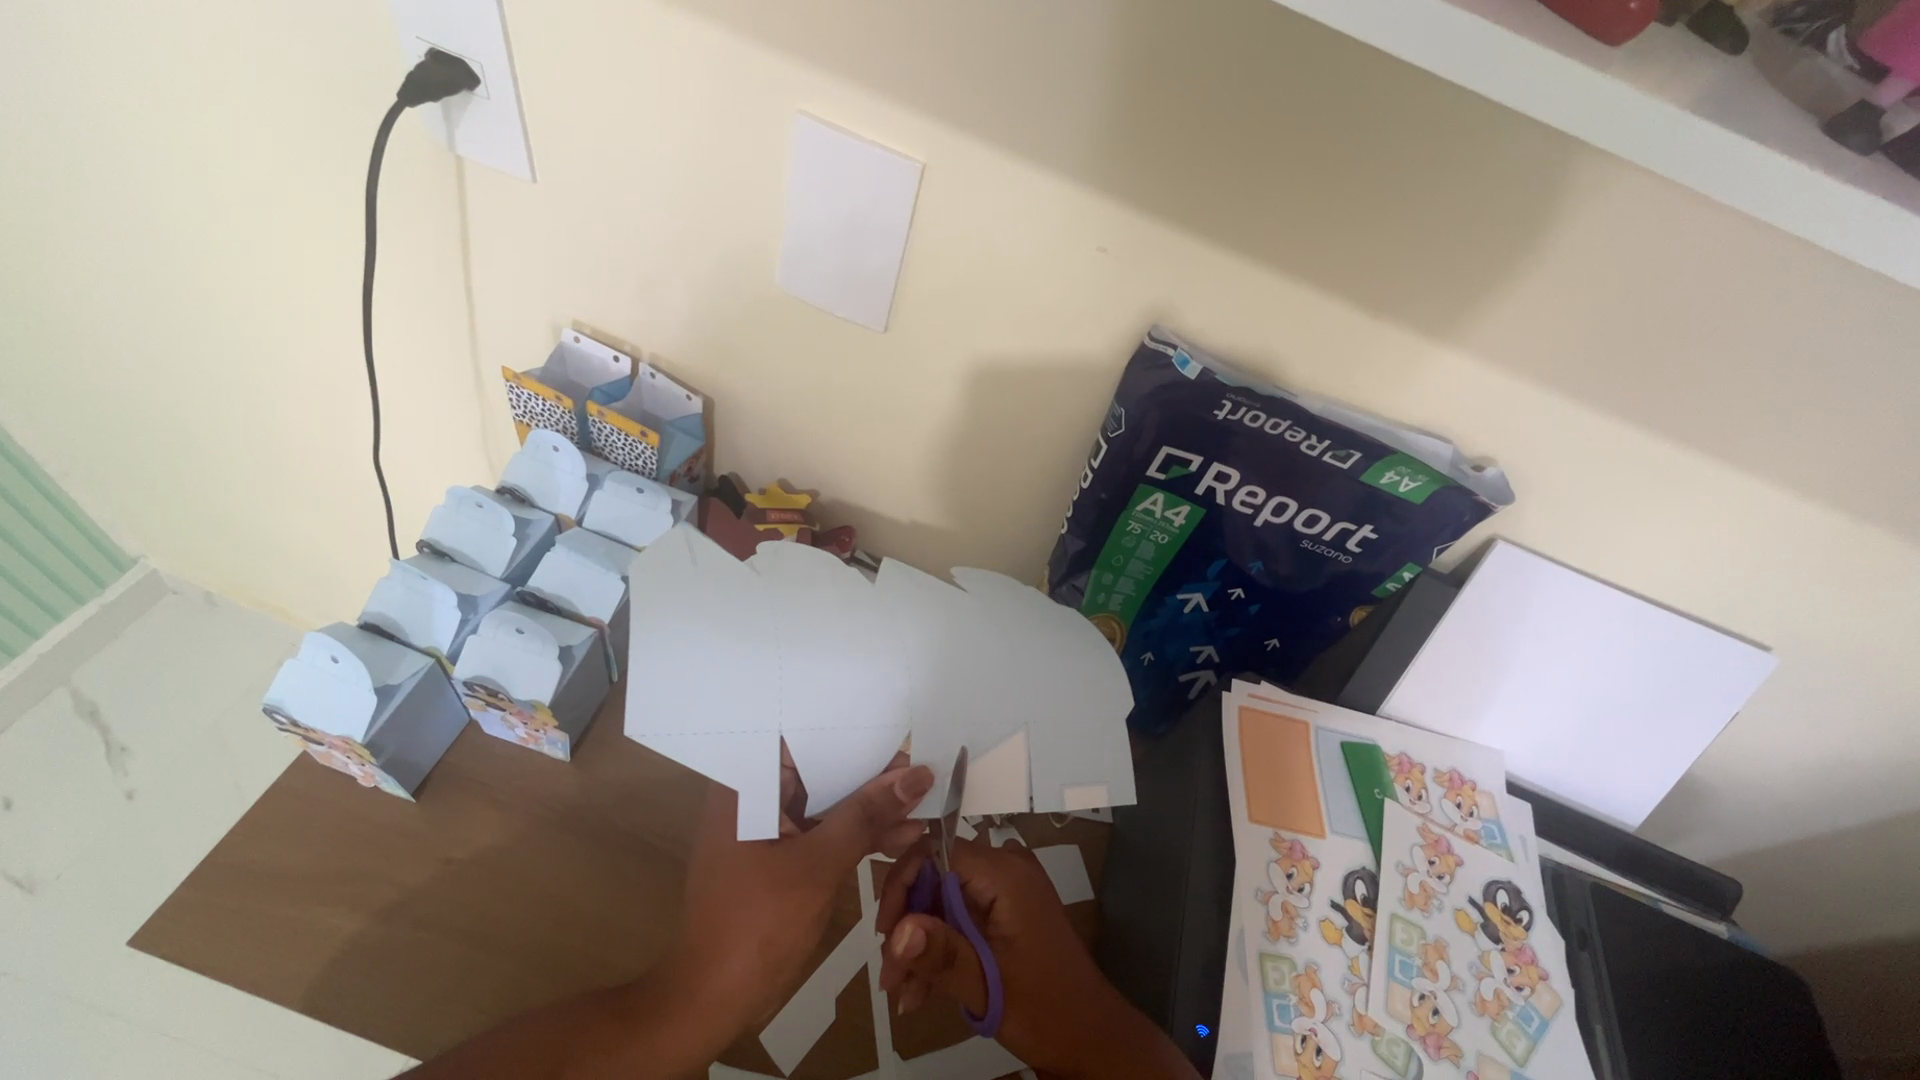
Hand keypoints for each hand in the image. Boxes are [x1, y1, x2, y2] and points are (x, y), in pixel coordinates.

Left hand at [656, 755, 933, 1038]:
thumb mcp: (818, 864)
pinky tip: (903, 834)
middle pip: (821, 770)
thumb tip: (917, 775)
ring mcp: (769, 829)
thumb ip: (867, 815)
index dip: (855, 732)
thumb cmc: (756, 925)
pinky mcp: (782, 857)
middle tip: (923, 765)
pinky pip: (826, 831)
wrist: (713, 1001)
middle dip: (872, 771)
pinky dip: (859, 835)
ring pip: (829, 802)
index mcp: (748, 786)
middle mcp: (756, 797)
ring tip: (925, 800)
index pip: (805, 738)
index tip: (902, 728)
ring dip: (872, 807)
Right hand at [876, 838, 1198, 1079]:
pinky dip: (940, 947)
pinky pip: (961, 915)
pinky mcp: (1006, 912)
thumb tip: (896, 931)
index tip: (885, 932)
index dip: (903, 885)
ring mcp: (1007, 890)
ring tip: (903, 993)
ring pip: (944, 900)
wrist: (1093, 1037)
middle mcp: (1006, 870)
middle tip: (891, 976)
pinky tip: (921, 990)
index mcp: (1005, 875)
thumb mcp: (987, 985)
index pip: (936, 852)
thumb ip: (941, 955)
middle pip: (937, 877)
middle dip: (908, 924)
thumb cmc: (1046, 1009)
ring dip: (920, 942)